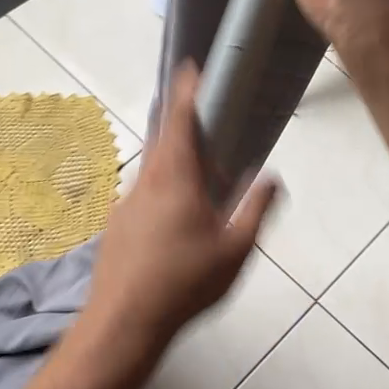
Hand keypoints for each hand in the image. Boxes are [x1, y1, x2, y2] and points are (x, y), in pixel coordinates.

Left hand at [86, 62, 279, 344]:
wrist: (124, 321)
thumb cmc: (186, 283)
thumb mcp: (236, 250)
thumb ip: (256, 208)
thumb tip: (272, 177)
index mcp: (175, 178)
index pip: (180, 119)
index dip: (187, 89)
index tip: (192, 66)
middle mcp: (146, 181)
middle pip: (161, 136)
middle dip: (177, 115)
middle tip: (198, 108)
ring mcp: (126, 202)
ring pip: (151, 165)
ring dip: (172, 155)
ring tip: (200, 171)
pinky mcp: (116, 224)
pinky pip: (143, 191)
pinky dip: (161, 184)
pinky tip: (176, 215)